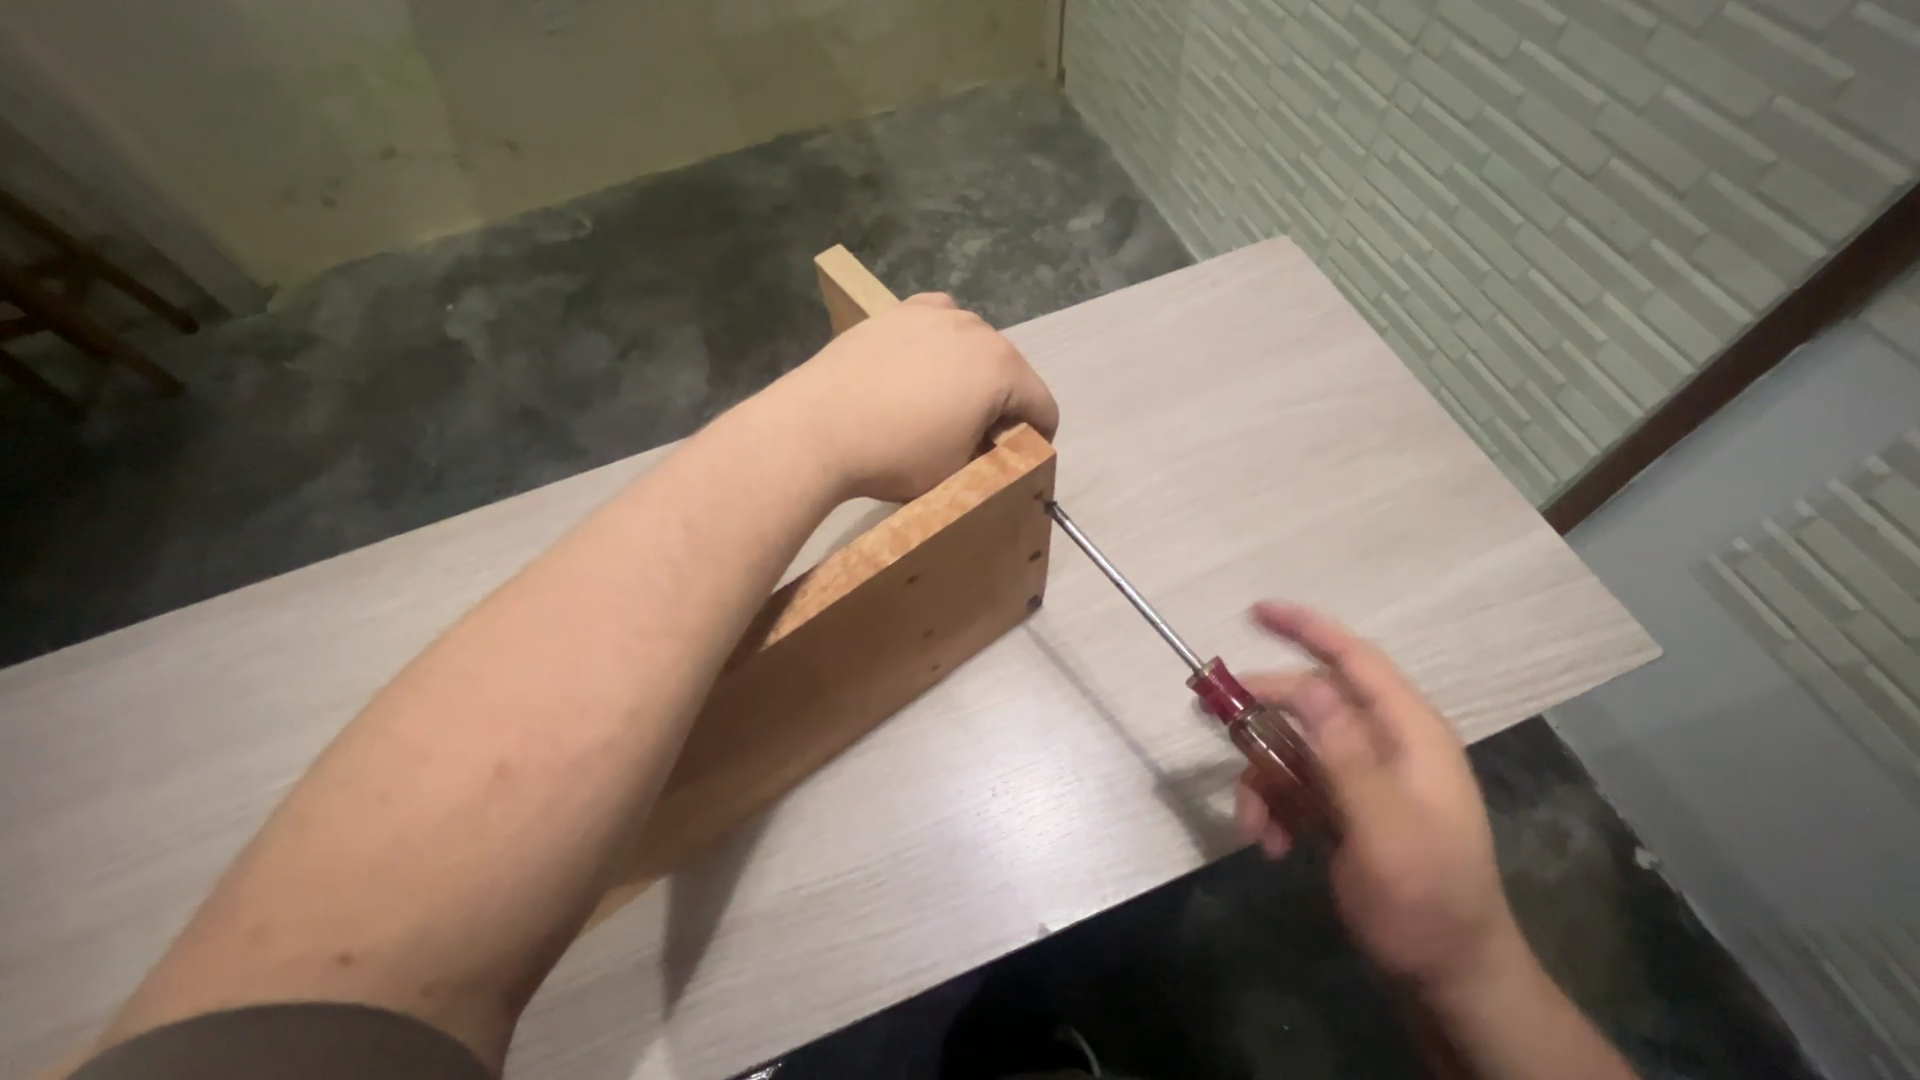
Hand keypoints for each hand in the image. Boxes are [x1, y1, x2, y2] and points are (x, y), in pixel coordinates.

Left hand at [764, 294, 1058, 503]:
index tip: (1017, 458)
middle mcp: (977, 329)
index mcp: (1002, 369)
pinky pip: (936, 324)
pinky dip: (938, 346)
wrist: (816, 428)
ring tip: (940, 406)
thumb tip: (995, 448)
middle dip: (1003, 405)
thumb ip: (992, 457)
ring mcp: (934, 313)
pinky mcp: (897, 311)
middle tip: (975, 438)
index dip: (1039, 438)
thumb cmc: (896, 456)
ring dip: (971, 375)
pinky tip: (918, 370)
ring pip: (973, 346)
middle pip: (1010, 372)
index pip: (1043, 406)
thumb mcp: (958, 472)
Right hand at [1234, 603, 1526, 998]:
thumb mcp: (1383, 827)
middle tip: (1217, 726)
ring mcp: (1365, 779)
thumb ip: (1344, 753)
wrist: (1449, 978)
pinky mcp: (1346, 810)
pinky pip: (1294, 786)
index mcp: (1409, 735)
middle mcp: (1386, 746)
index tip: (1254, 611)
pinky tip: (1272, 845)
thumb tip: (1303, 684)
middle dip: (1262, 719)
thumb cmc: (1425, 901)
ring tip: (1256, 828)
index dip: (1306, 628)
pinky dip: (1273, 808)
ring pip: (1293, 747)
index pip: (1355, 660)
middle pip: (1310, 703)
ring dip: (1263, 780)